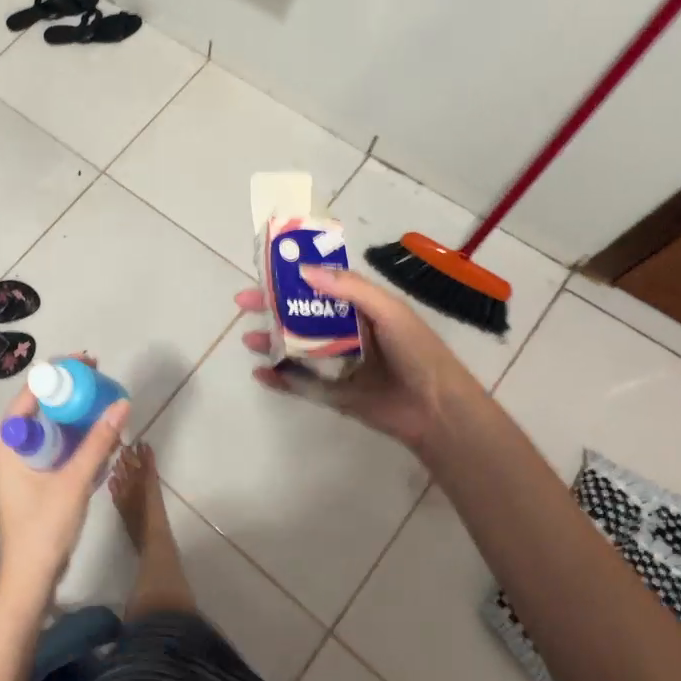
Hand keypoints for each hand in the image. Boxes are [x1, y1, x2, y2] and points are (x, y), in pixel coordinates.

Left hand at [0, 356, 128, 591]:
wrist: (31, 579)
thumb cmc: (44, 528)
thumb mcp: (74, 481)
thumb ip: (98, 442)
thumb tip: (122, 404)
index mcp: (8, 438)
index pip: (33, 390)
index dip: (62, 372)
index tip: (91, 364)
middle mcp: (12, 443)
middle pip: (44, 405)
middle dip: (75, 393)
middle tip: (105, 384)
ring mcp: (23, 460)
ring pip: (54, 426)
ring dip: (80, 417)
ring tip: (109, 407)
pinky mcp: (36, 476)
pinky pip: (58, 446)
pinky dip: (79, 439)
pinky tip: (103, 439)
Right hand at [237, 266, 482, 450]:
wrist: (436, 410)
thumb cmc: (417, 353)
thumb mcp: (388, 311)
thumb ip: (349, 289)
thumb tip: (303, 270)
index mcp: (361, 310)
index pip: (320, 287)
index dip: (293, 278)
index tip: (265, 272)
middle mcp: (347, 333)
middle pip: (301, 316)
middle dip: (272, 308)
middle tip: (243, 303)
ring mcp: (339, 364)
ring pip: (297, 348)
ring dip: (272, 342)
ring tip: (249, 340)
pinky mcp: (335, 394)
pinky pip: (301, 383)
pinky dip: (279, 378)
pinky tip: (261, 373)